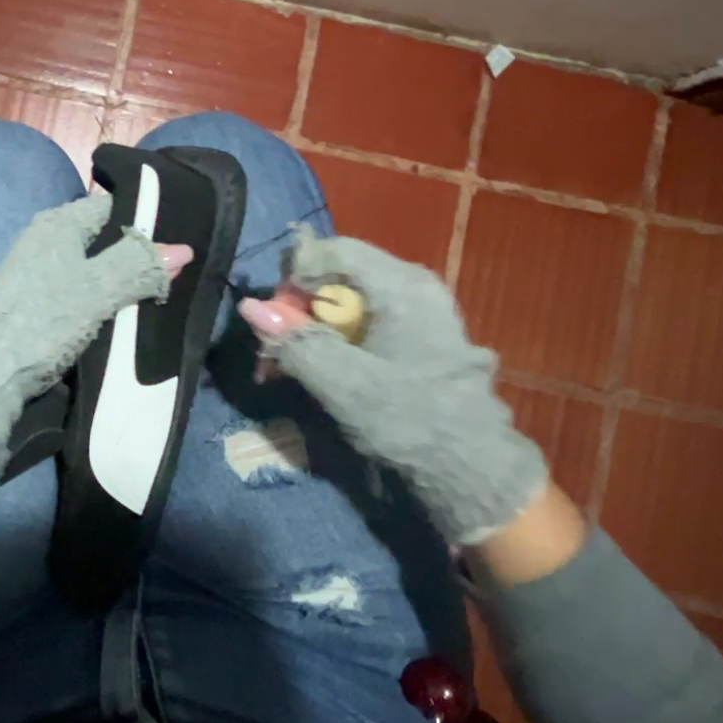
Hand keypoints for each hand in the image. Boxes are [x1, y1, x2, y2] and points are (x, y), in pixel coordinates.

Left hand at [0, 194, 191, 438]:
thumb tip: (182, 249)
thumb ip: (137, 266)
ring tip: (142, 304)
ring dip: (106, 286)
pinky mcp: (16, 311)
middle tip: (164, 278)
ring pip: (78, 272)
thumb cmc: (41, 320)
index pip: (107, 207)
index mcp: (55, 226)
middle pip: (94, 242)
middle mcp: (36, 243)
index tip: (171, 242)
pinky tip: (100, 327)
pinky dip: (83, 308)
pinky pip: (62, 300)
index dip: (140, 220)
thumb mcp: (97, 290)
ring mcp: (22, 278)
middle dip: (126, 257)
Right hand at [237, 229, 546, 544]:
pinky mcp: (421, 334)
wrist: (472, 471)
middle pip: (339, 274)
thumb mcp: (343, 384)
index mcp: (402, 285)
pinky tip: (323, 369)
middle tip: (274, 349)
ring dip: (313, 327)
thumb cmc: (408, 421)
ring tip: (289, 366)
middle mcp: (415, 284)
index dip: (294, 277)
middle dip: (299, 308)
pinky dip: (338, 337)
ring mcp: (422, 309)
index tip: (274, 317)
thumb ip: (296, 341)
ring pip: (349, 299)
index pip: (332, 251)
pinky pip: (367, 318)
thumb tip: (250, 306)